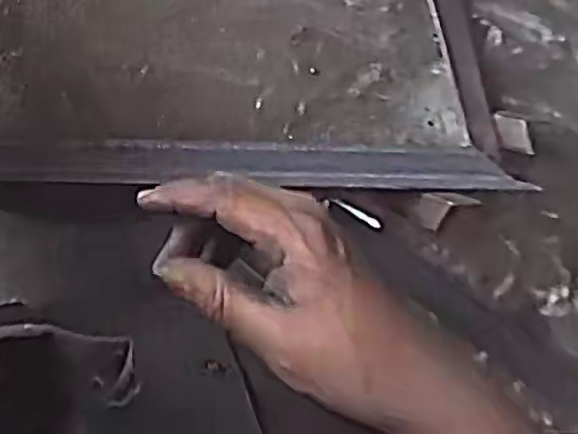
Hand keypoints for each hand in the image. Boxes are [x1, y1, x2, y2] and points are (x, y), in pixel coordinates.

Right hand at [140, 176, 533, 433]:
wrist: (430, 387)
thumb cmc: (367, 365)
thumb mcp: (278, 339)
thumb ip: (217, 297)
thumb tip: (171, 270)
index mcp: (296, 230)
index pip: (220, 194)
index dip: (177, 194)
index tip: (147, 199)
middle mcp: (306, 214)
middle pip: (230, 190)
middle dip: (189, 209)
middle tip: (163, 238)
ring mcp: (315, 223)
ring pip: (244, 201)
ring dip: (210, 221)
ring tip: (188, 257)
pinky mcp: (318, 237)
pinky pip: (261, 215)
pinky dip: (232, 229)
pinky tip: (221, 255)